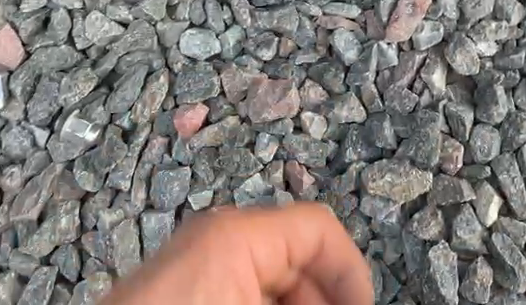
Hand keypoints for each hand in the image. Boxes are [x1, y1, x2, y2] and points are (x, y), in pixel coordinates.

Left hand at [102, 204, 371, 304]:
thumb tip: (354, 301)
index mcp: (237, 234)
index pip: (319, 228)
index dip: (353, 272)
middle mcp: (214, 239)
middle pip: (295, 258)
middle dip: (320, 299)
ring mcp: (189, 267)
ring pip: (264, 283)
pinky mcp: (171, 295)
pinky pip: (232, 295)